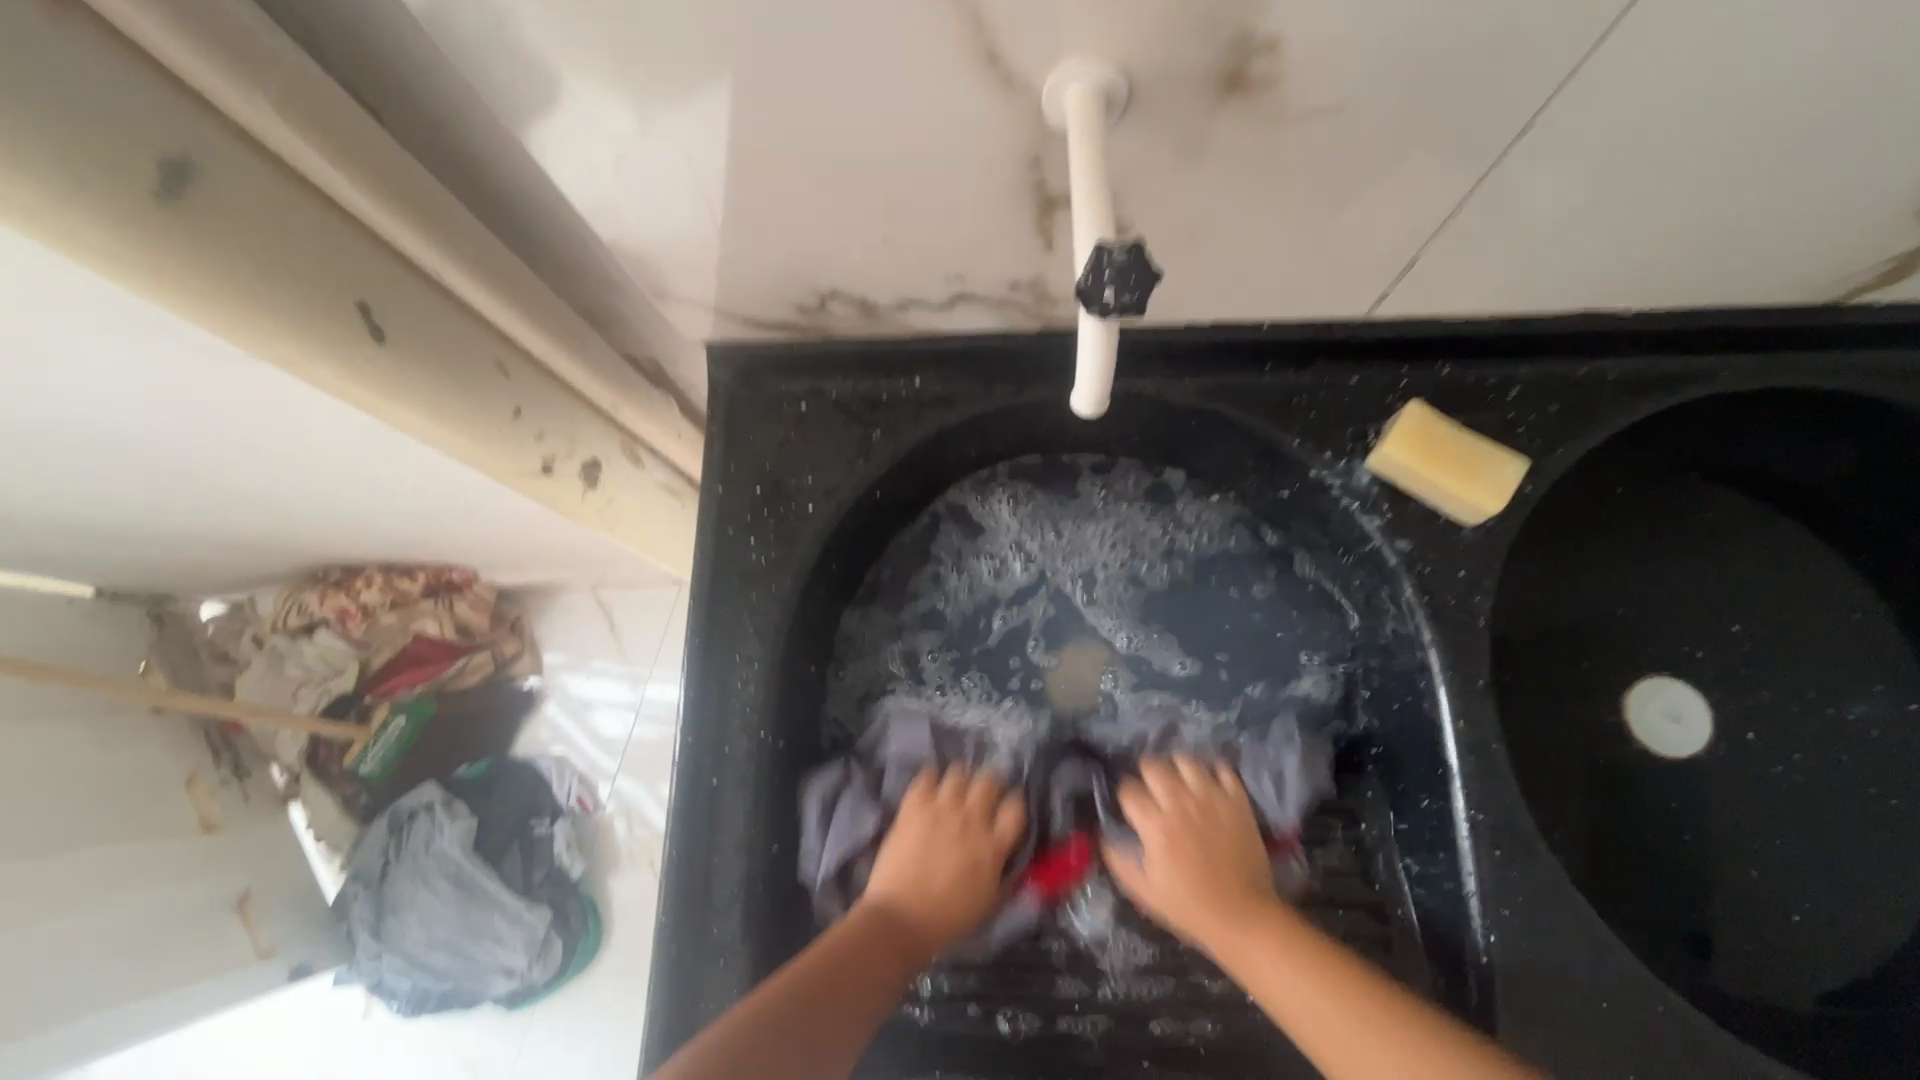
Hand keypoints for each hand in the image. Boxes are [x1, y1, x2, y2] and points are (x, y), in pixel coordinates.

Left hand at [860, 765, 1026, 953]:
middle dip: (989, 783)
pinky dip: (930, 778)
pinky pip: (925, 777)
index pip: (1016, 807)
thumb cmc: (949, 918)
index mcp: (994, 845)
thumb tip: (1013, 862)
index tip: (1007, 807)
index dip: (1014, 802)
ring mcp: (941, 809)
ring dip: (960, 778)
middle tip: (981, 794)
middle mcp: (972, 819)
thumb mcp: (990, 903)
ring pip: (958, 773)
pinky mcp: (913, 807)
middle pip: (989, 781)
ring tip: (954, 789)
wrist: (902, 917)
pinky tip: (929, 788)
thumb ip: (1005, 877)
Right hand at [1103, 755, 1279, 951]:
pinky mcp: (1238, 800)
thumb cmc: (1189, 906)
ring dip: (1177, 767)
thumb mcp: (1144, 891)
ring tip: (1178, 781)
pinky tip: (1208, 785)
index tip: (1128, 805)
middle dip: (1145, 774)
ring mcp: (1212, 798)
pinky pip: (1223, 769)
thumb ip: (1119, 860)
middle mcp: (1181, 803)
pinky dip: (1213, 772)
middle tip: (1150, 788)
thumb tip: (1103, 836)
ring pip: (1186, 760)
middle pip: (1154, 766)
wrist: (1243, 916)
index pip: (1128, 789)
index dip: (1124, 795)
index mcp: (1156, 825)